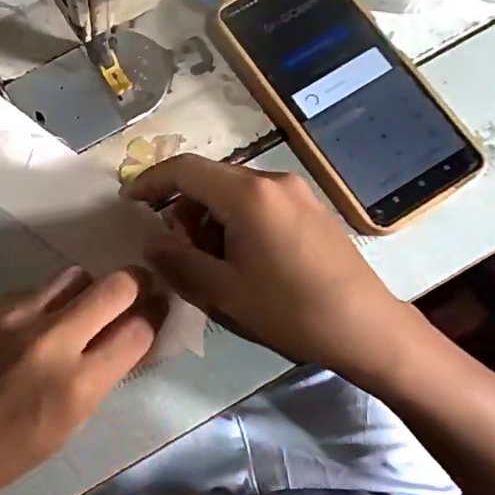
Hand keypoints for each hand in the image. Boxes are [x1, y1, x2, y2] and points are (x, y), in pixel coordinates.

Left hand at [0, 266, 163, 494]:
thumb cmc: (5, 454)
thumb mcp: (70, 424)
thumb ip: (102, 375)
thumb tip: (130, 335)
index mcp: (78, 386)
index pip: (139, 329)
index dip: (154, 316)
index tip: (155, 310)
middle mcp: (52, 343)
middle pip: (117, 285)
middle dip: (135, 284)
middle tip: (133, 292)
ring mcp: (15, 318)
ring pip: (75, 275)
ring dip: (87, 290)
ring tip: (75, 310)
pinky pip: (33, 289)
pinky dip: (42, 303)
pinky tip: (25, 328)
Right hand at [122, 155, 423, 375]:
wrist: (365, 325)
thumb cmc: (290, 310)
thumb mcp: (223, 292)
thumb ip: (178, 261)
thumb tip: (151, 241)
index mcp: (248, 194)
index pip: (185, 169)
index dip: (151, 183)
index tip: (130, 204)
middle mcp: (274, 180)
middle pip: (211, 181)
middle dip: (185, 213)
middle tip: (181, 257)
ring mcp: (298, 192)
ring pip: (235, 194)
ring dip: (212, 221)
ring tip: (216, 268)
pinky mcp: (312, 208)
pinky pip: (261, 204)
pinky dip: (238, 224)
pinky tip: (246, 263)